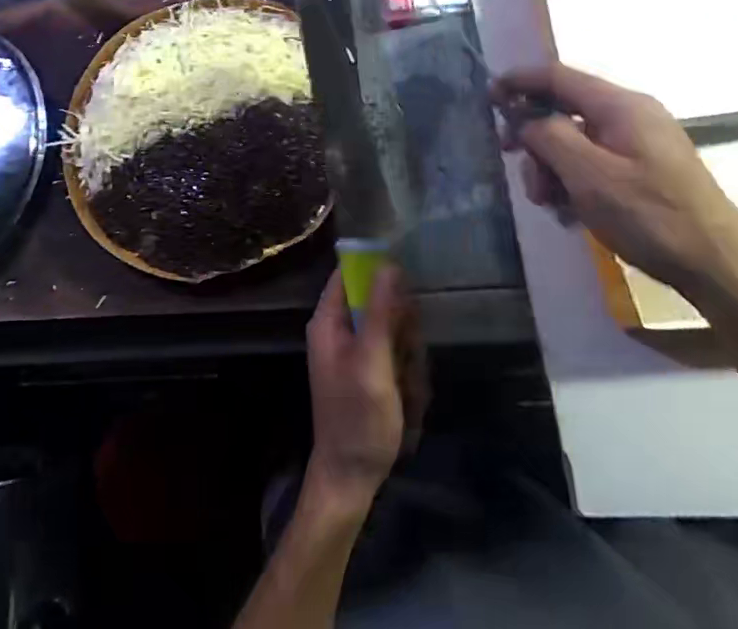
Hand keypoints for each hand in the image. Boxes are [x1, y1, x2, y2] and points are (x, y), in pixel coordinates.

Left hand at [305, 264, 420, 509]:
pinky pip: (399, 361)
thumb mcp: (372, 362)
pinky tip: (406, 403)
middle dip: (403, 335)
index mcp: (328, 321)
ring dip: (409, 362)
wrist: (351, 471)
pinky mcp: (372, 374)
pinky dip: (408, 380)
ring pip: (397, 336)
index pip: (347, 275)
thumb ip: (380, 313)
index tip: (406, 290)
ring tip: (404, 391)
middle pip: (381, 307)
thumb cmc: (357, 416)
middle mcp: (339, 331)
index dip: (375, 273)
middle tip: (405, 362)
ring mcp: (357, 354)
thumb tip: (388, 266)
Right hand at [494, 64, 737, 308]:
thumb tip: (522, 117)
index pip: (557, 76)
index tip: (485, 97)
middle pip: (561, 109)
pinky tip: (567, 206)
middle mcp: (631, 115)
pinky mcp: (641, 168)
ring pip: (571, 139)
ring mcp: (638, 142)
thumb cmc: (648, 215)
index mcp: (621, 107)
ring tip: (547, 200)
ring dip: (547, 165)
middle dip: (531, 135)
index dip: (517, 81)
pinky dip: (569, 178)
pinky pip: (589, 160)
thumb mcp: (587, 174)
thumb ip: (547, 136)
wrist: (715, 264)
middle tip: (510, 159)